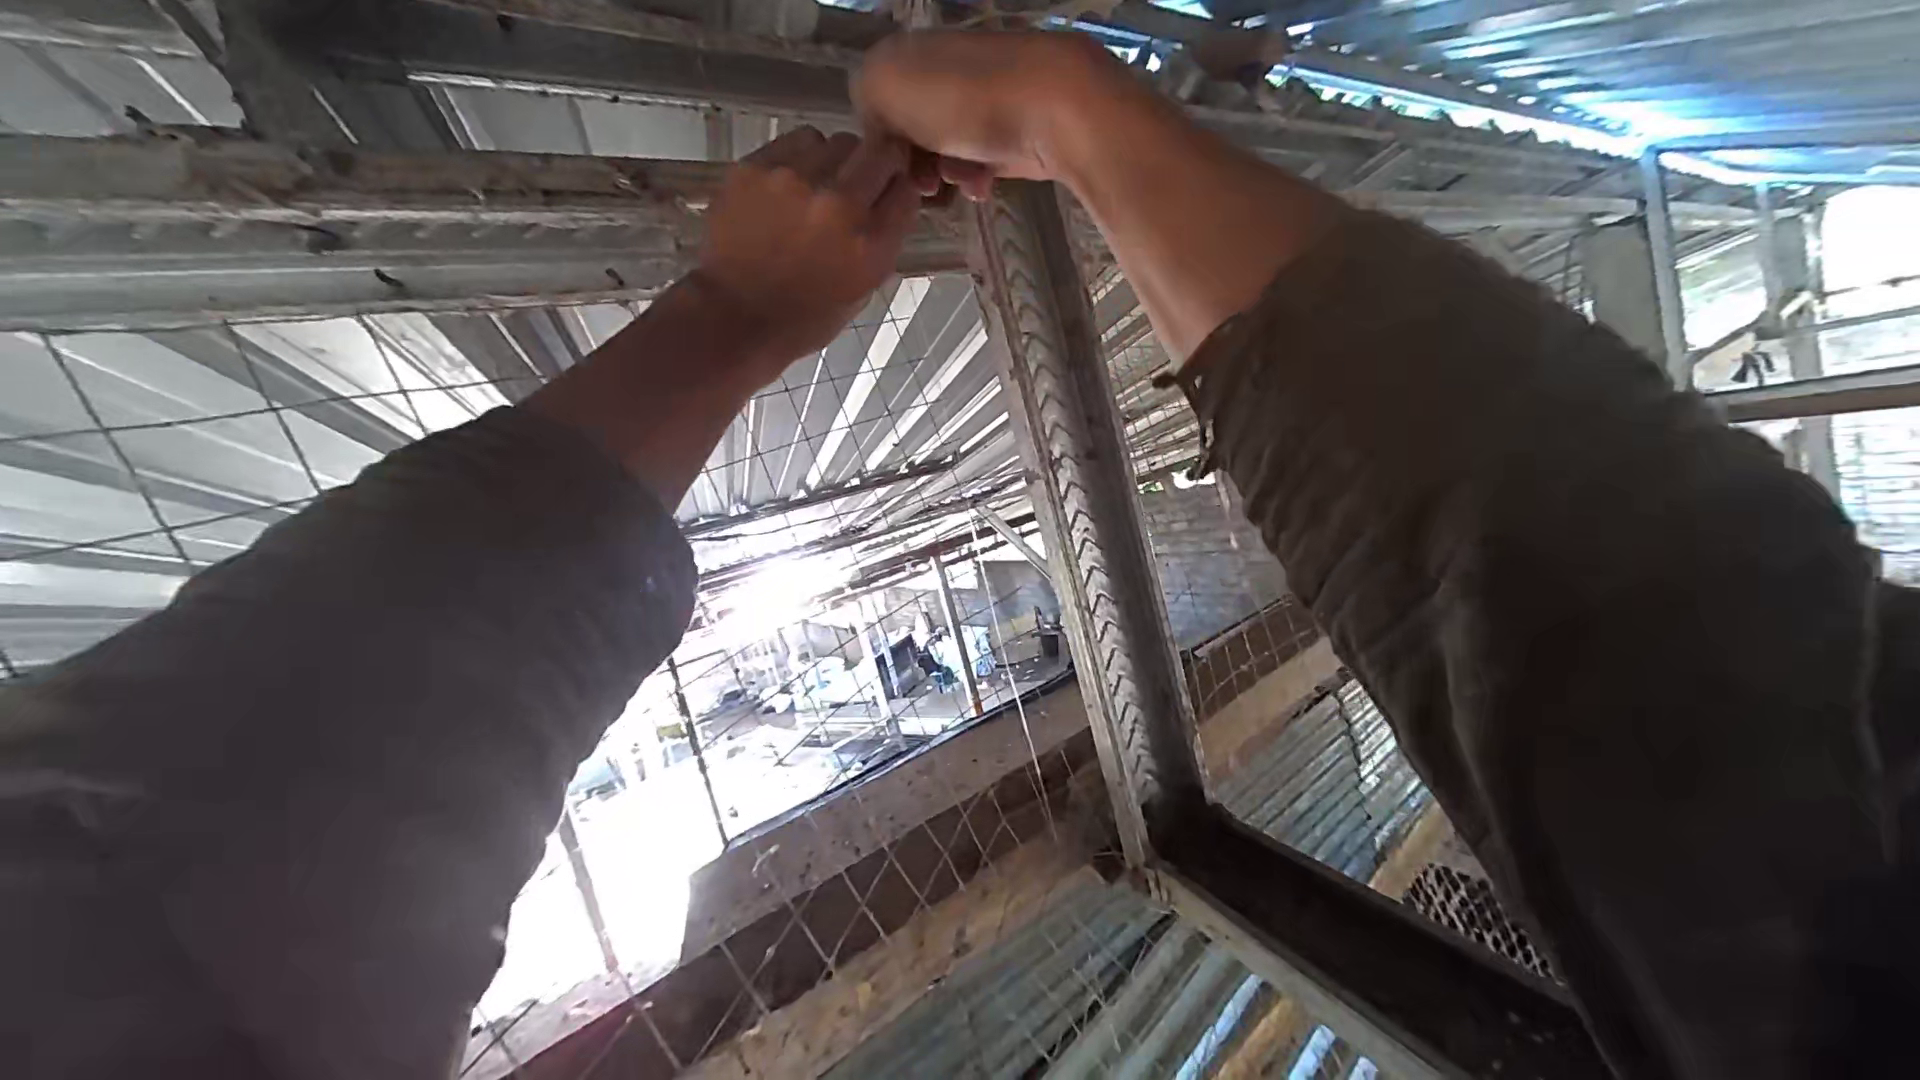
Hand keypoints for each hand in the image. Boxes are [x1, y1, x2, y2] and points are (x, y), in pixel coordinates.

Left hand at [694, 126, 919, 371]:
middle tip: (861, 183)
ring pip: (836, 142)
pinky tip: (790, 187)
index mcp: (871, 246)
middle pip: (879, 154)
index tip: (891, 193)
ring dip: (836, 161)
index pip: (906, 191)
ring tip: (819, 187)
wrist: (737, 316)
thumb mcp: (861, 291)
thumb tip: (890, 201)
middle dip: (877, 166)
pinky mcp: (758, 167)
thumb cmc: (805, 317)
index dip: (901, 189)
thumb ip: (881, 243)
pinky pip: (795, 143)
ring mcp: (797, 181)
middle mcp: (840, 206)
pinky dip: (800, 159)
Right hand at [852, 30, 1134, 199]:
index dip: (880, 145)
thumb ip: (865, 102)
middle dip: (913, 168)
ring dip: (944, 177)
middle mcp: (939, 73)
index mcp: (908, 54)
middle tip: (925, 185)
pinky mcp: (1006, 131)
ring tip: (960, 182)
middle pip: (909, 137)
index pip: (876, 107)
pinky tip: (982, 186)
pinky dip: (973, 179)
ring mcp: (976, 102)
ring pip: (941, 155)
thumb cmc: (959, 99)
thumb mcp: (885, 87)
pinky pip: (975, 164)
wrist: (1046, 109)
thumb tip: (883, 131)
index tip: (892, 169)